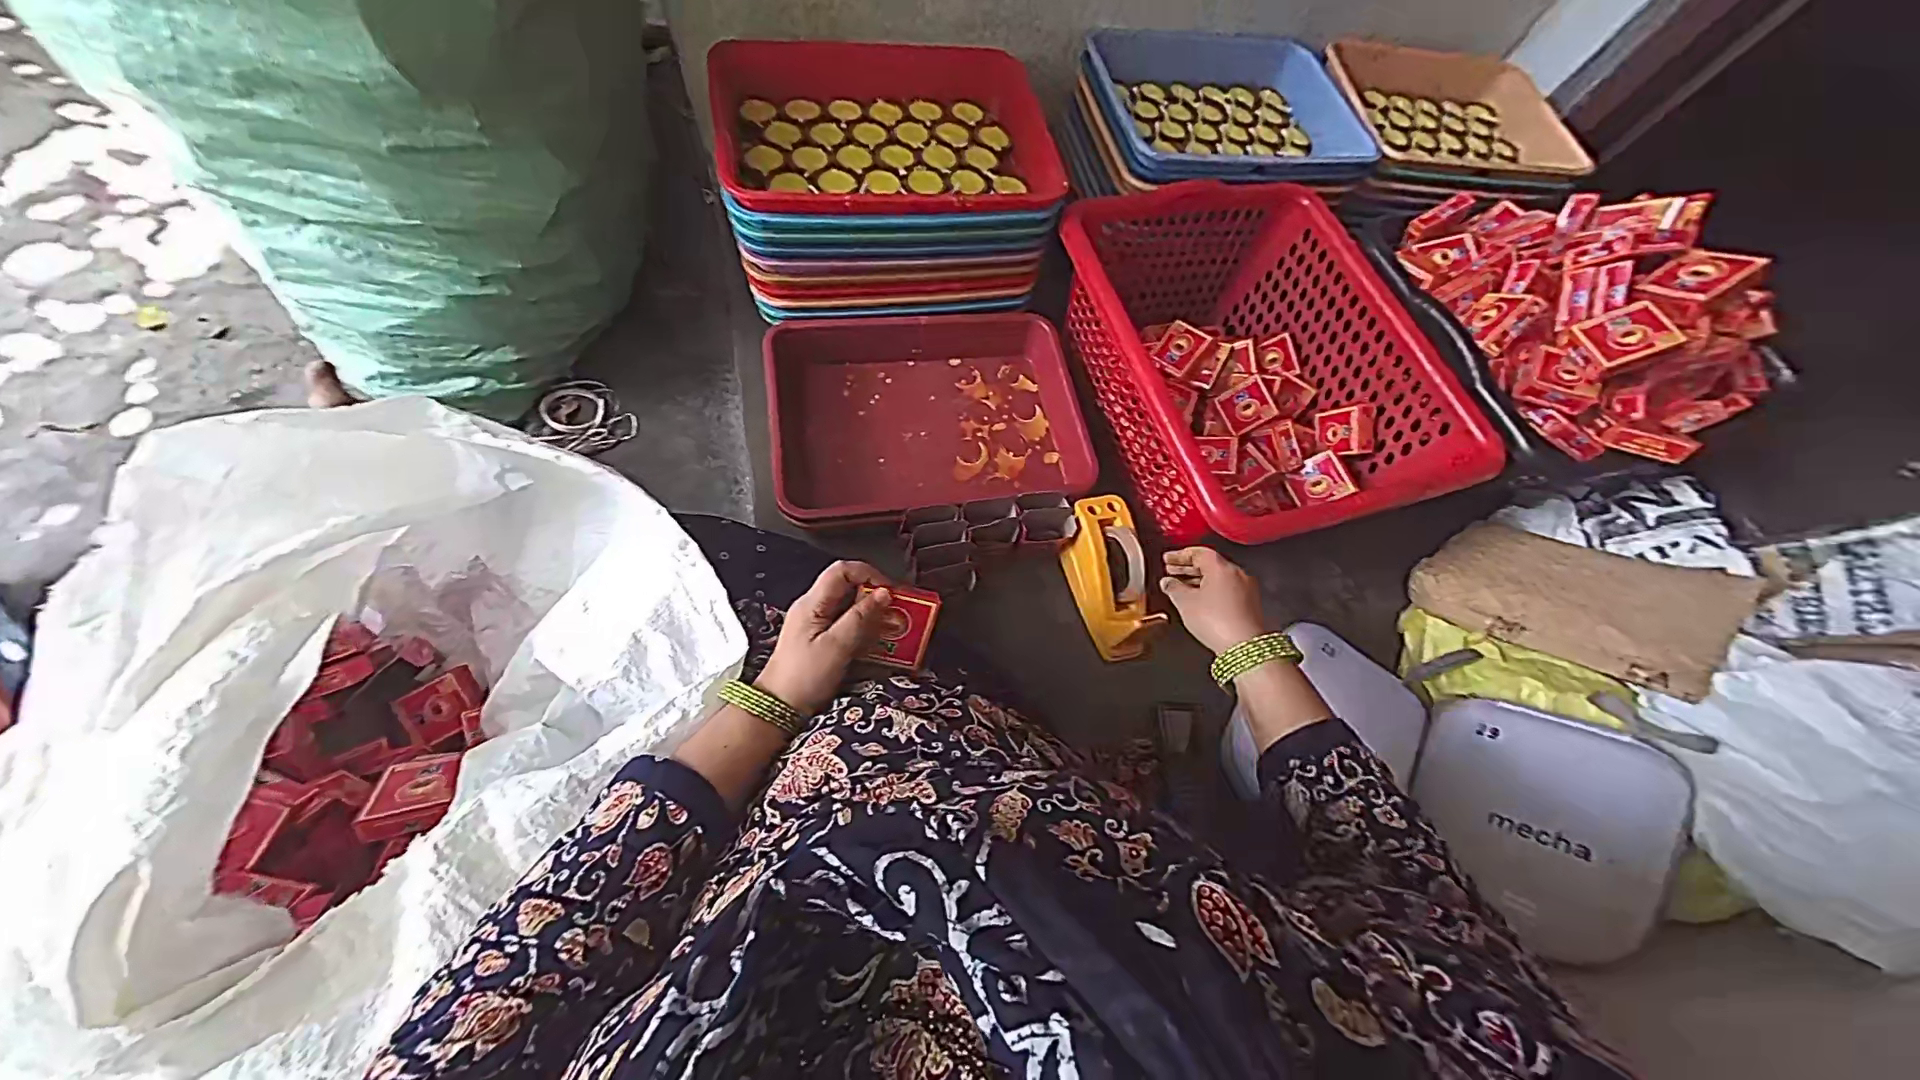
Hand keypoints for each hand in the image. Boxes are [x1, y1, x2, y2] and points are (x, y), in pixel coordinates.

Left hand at [754, 561, 895, 714]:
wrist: (779, 708)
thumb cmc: (803, 678)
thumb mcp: (837, 646)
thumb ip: (860, 617)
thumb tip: (883, 594)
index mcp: (812, 603)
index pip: (842, 571)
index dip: (869, 574)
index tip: (889, 592)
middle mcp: (812, 608)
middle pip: (848, 586)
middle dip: (874, 596)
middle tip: (894, 611)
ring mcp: (816, 623)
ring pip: (849, 606)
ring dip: (871, 614)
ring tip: (888, 628)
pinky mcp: (821, 639)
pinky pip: (846, 624)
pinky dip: (863, 629)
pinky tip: (873, 642)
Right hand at [1160, 547, 1268, 653]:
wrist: (1244, 646)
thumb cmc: (1219, 623)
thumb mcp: (1185, 602)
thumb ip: (1173, 588)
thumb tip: (1168, 583)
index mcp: (1221, 567)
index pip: (1198, 553)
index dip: (1179, 555)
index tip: (1169, 558)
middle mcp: (1237, 574)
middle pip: (1209, 564)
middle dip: (1188, 567)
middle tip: (1172, 570)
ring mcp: (1246, 589)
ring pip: (1219, 577)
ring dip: (1199, 580)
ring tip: (1182, 588)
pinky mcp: (1250, 604)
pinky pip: (1227, 590)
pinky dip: (1211, 590)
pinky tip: (1200, 601)